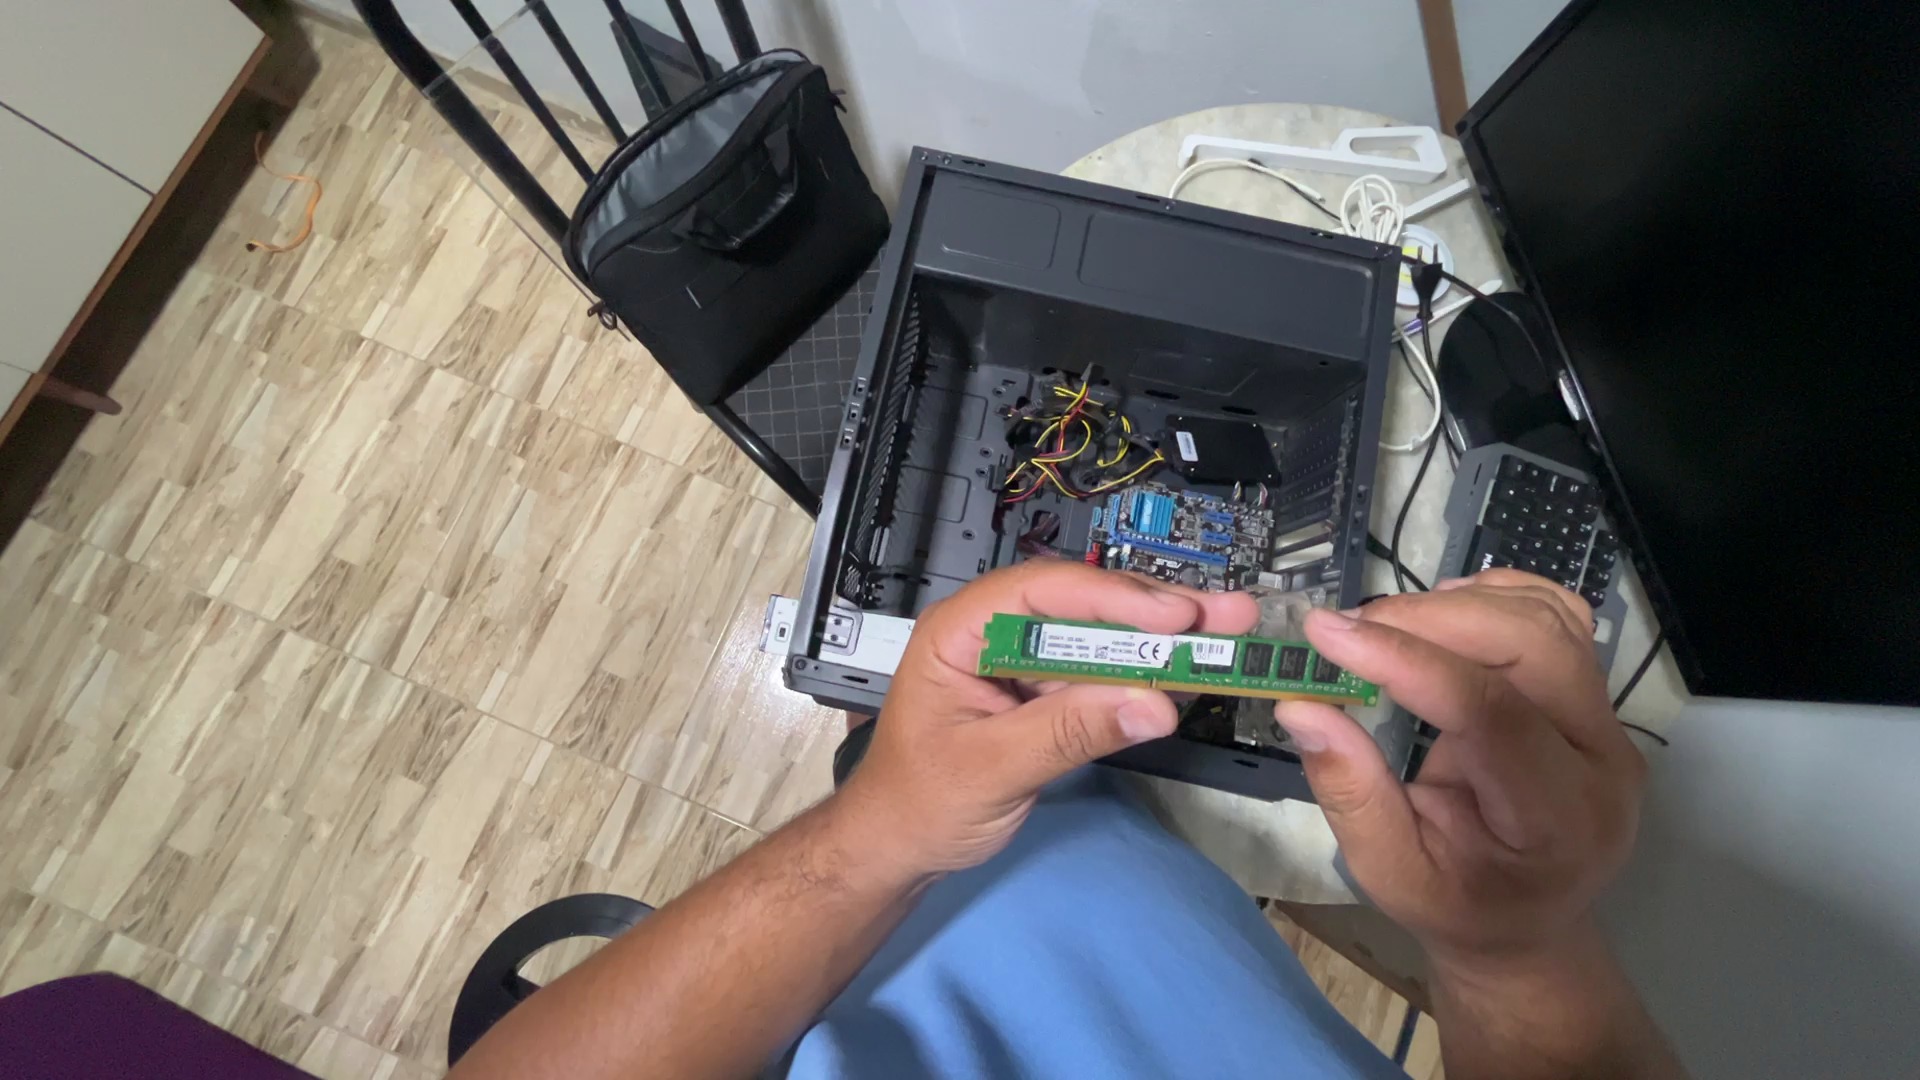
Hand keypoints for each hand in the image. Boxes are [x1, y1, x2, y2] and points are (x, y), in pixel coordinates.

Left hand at [837, 559, 1257, 876]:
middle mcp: (994, 631)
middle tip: (1224, 614)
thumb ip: (1068, 733)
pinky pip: (1099, 674)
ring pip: (1097, 637)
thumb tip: (1155, 707)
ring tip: (1227, 633)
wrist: (900, 843)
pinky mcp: (1044, 690)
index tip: (1173, 617)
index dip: (1110, 597)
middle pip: (1078, 606)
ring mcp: (1022, 659)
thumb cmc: (921, 803)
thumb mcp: (991, 770)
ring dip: (1160, 641)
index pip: (1039, 592)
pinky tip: (1190, 672)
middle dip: (1151, 611)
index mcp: (959, 630)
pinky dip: (1143, 677)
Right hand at [1272, 569, 1644, 969]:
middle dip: (1427, 619)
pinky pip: (1556, 615)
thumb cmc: (1454, 900)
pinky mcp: (1586, 696)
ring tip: (1384, 626)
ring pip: (1546, 617)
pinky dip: (1493, 597)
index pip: (1489, 710)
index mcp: (1554, 816)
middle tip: (1348, 629)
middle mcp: (1600, 758)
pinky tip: (1439, 615)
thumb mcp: (1386, 869)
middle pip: (1531, 644)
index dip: (1401, 660)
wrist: (1525, 918)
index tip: (1322, 632)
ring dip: (1454, 604)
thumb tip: (1299, 707)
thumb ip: (1349, 791)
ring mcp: (1603, 720)